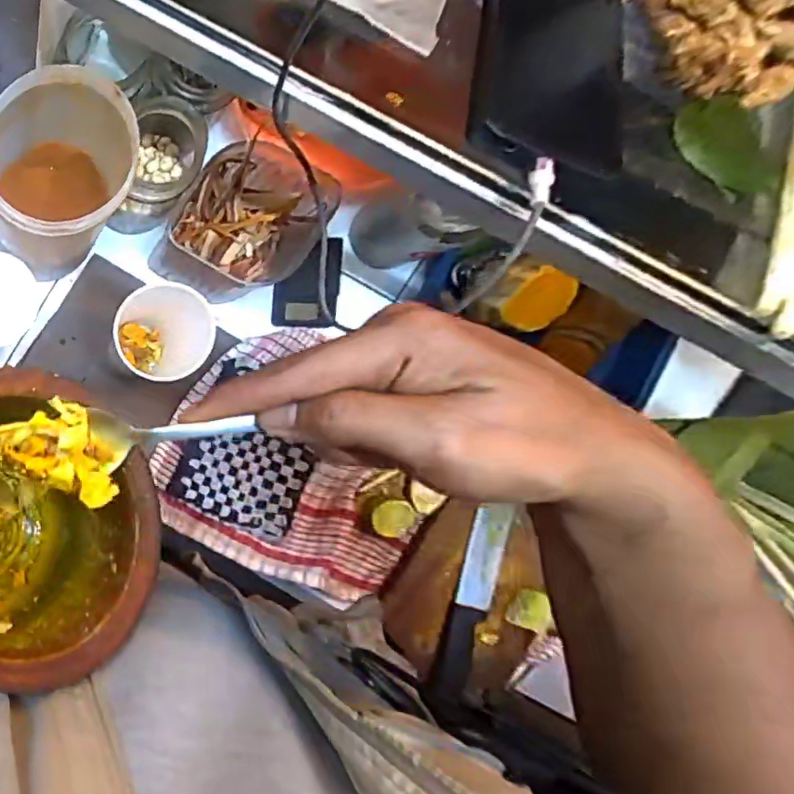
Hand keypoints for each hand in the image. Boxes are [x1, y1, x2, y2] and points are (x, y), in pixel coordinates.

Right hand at [182, 304, 705, 520]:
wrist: (604, 459)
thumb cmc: (526, 449)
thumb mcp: (434, 442)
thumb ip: (349, 420)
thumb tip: (277, 415)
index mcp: (396, 338)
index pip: (297, 372)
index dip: (240, 399)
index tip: (189, 420)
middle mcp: (392, 331)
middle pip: (312, 382)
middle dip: (314, 428)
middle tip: (368, 461)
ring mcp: (404, 348)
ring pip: (334, 397)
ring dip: (346, 436)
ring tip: (404, 460)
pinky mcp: (413, 370)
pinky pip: (359, 403)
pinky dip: (364, 434)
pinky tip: (404, 450)